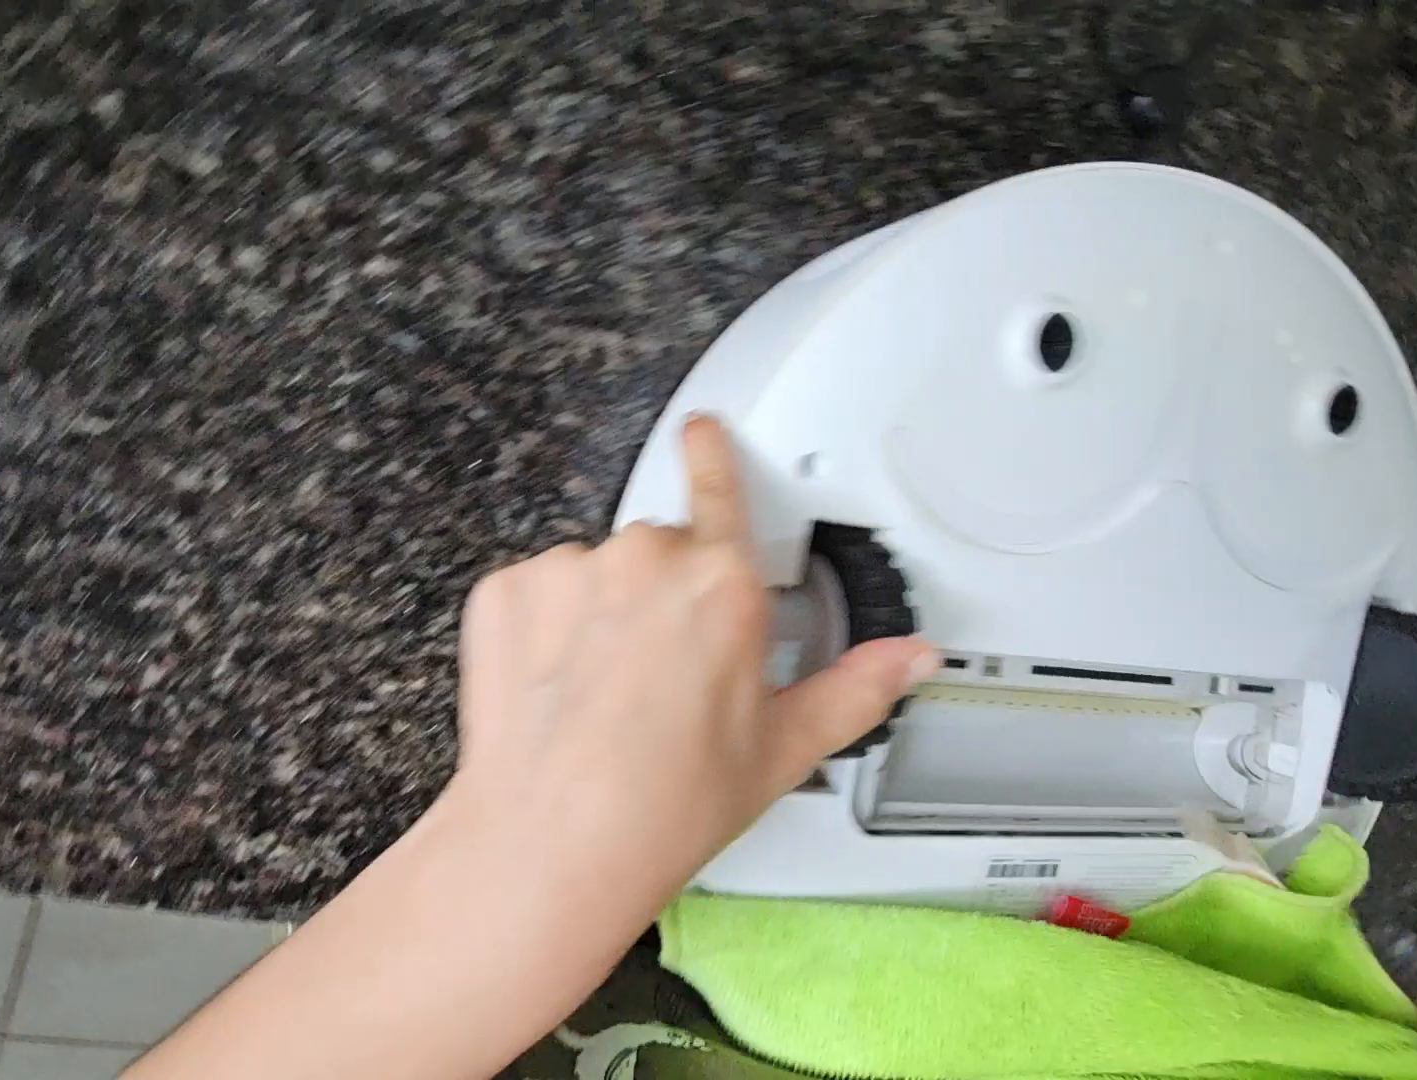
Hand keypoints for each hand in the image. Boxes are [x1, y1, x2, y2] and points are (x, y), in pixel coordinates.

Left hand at [128, 413, 938, 1079]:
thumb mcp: (779, 749)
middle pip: (657, 549)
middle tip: (656, 669)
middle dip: (660, 594)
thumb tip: (908, 660)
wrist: (555, 840)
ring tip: (603, 687)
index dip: (711, 454)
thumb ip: (853, 687)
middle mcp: (647, 561)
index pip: (719, 487)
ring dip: (598, 610)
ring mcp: (570, 570)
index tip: (701, 429)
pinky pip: (535, 589)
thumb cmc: (665, 804)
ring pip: (593, 571)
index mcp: (721, 588)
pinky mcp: (507, 589)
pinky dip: (541, 624)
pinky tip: (555, 680)